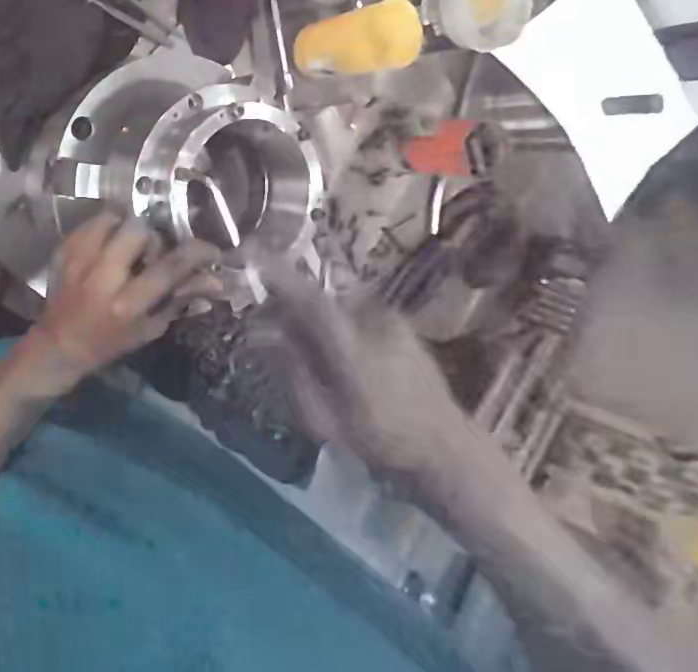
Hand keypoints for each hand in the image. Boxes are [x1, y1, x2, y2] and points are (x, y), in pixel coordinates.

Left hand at [12, 213, 219, 396]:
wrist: (60, 344)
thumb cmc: (110, 341)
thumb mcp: (150, 328)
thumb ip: (179, 299)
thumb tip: (215, 279)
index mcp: (127, 304)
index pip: (170, 266)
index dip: (197, 252)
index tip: (209, 251)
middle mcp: (102, 277)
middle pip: (139, 230)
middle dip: (152, 237)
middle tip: (151, 252)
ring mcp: (78, 260)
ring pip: (111, 218)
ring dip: (125, 227)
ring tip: (126, 244)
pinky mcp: (63, 251)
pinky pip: (90, 223)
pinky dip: (104, 229)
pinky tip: (106, 244)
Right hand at [257, 257, 472, 477]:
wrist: (447, 447)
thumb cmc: (381, 440)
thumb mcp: (324, 422)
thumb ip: (291, 372)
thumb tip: (261, 330)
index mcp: (356, 353)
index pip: (311, 301)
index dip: (280, 274)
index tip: (250, 251)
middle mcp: (375, 324)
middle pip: (315, 299)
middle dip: (285, 308)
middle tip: (268, 332)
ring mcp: (390, 318)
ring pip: (331, 303)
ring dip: (310, 318)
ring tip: (309, 352)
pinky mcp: (397, 319)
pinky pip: (349, 308)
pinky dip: (332, 321)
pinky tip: (336, 353)